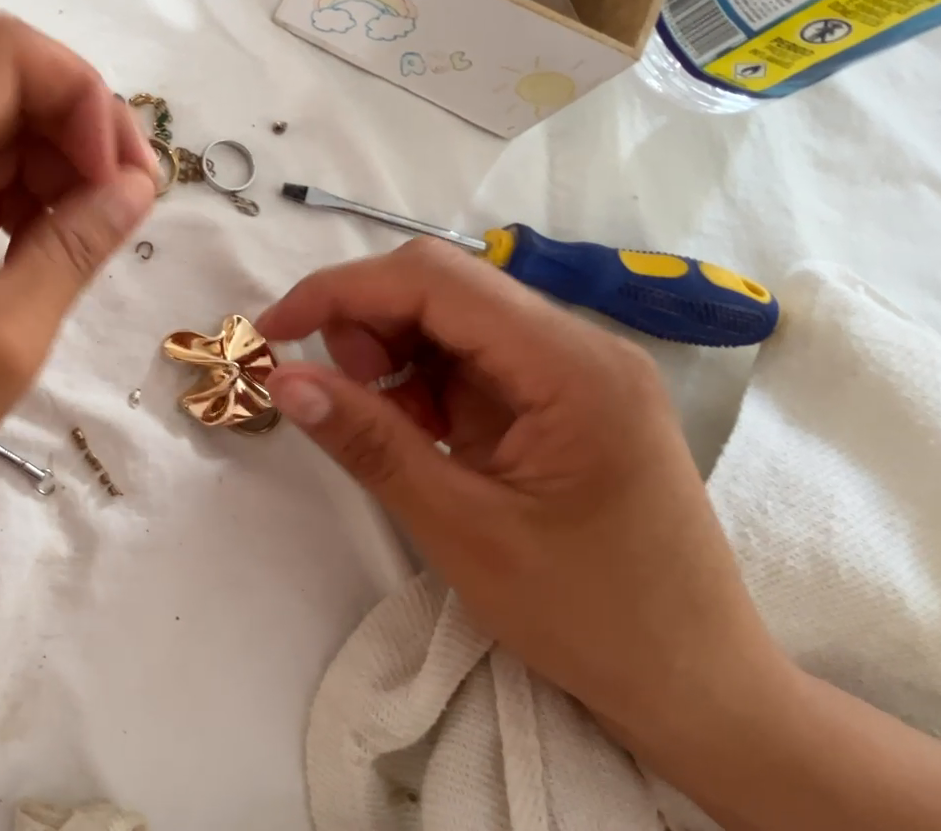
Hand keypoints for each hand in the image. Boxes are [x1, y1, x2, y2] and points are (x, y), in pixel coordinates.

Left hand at [0, 16, 155, 512]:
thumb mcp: (7, 335)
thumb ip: (77, 245)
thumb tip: (136, 185)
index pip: (8, 54)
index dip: (81, 95)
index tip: (115, 178)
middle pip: (3, 87)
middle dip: (76, 132)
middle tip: (119, 211)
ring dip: (51, 170)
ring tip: (85, 241)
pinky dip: (17, 200)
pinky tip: (42, 252)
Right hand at [254, 240, 787, 739]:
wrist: (694, 686)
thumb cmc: (588, 615)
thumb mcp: (459, 529)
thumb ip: (369, 442)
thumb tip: (283, 379)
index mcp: (572, 368)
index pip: (435, 281)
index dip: (340, 291)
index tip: (273, 332)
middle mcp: (578, 349)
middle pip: (441, 287)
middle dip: (365, 323)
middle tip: (337, 396)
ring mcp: (571, 373)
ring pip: (446, 319)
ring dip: (389, 354)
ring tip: (383, 426)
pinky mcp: (556, 401)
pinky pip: (465, 360)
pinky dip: (417, 383)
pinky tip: (415, 435)